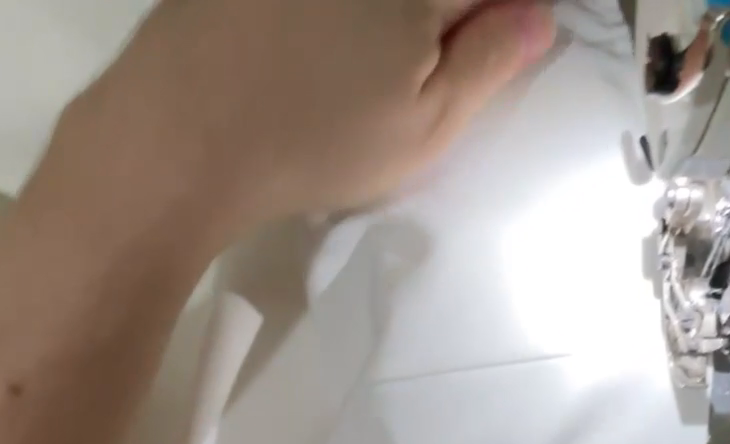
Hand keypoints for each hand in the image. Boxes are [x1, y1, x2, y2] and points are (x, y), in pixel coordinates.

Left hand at [73, 0, 555, 227]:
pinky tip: (321, 57)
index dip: (500, 19)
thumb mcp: (426, 126)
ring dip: (397, 29)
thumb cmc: (322, 144)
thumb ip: (489, 62)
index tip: (494, 46)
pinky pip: (334, 7)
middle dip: (453, 22)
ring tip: (364, 84)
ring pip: (384, 7)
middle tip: (426, 72)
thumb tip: (540, 14)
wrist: (188, 134)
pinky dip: (347, 27)